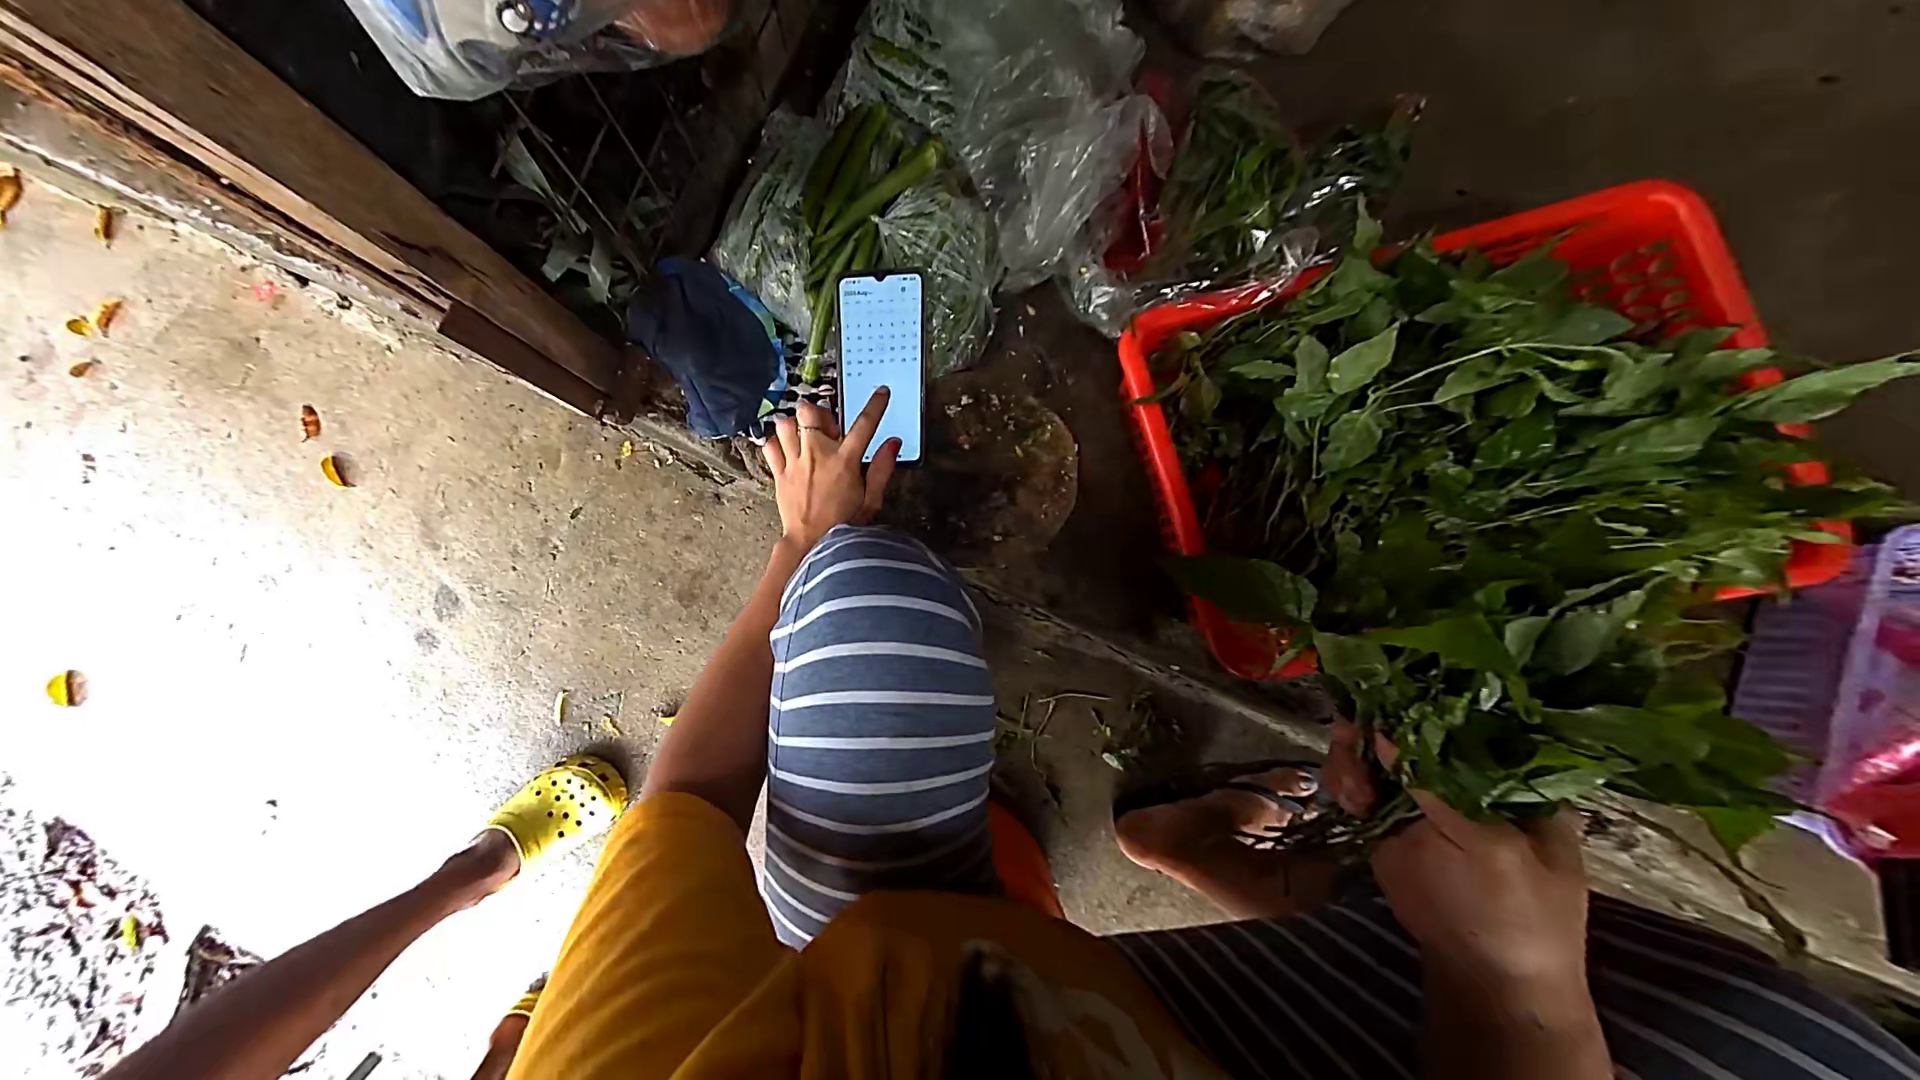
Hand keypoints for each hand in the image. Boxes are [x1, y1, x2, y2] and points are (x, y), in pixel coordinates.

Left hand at [763, 389, 900, 552]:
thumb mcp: (872, 500)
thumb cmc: (844, 526)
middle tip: (827, 426)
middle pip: (810, 412)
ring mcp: (795, 463)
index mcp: (845, 461)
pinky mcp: (780, 474)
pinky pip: (770, 446)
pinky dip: (777, 442)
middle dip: (819, 412)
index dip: (876, 404)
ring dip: (796, 424)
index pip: (864, 424)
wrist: (811, 545)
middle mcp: (817, 456)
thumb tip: (893, 444)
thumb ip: (883, 469)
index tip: (882, 392)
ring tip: (805, 435)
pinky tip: (788, 449)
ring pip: (786, 424)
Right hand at [1324, 721, 1589, 992]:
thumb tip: (1382, 730)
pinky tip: (1349, 803)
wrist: (1481, 972)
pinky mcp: (1384, 811)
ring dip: (1350, 760)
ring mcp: (1417, 791)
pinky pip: (1352, 779)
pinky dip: (1342, 782)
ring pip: (1368, 748)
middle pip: (1399, 725)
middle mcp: (1456, 771)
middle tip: (1348, 743)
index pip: (1455, 714)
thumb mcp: (1490, 847)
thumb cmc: (1514, 912)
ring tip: (1353, 794)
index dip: (1412, 698)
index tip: (1374, 690)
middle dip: (1368, 731)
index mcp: (1502, 772)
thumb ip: (1437, 785)